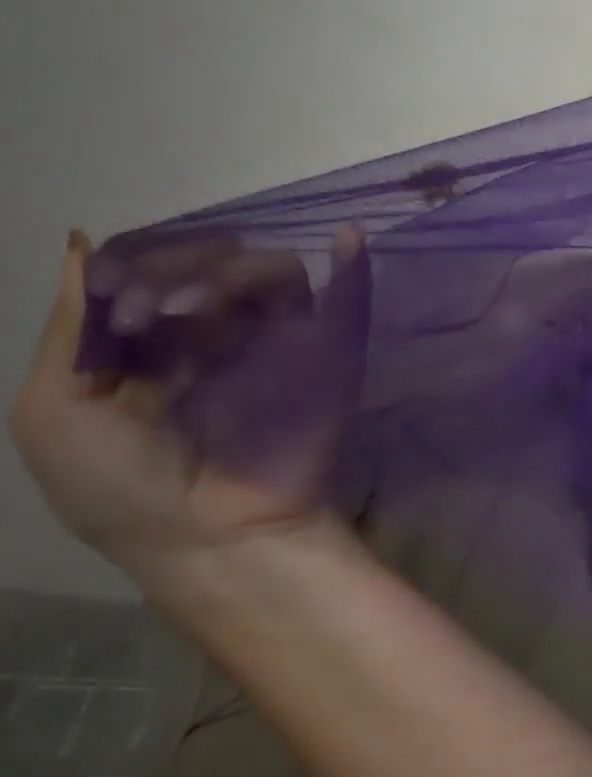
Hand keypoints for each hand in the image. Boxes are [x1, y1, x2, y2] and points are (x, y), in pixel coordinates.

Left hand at [9, 228, 366, 571]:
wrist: (209, 537)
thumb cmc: (120, 487)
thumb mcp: (55, 409)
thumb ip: (71, 327)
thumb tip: (85, 240)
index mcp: (151, 342)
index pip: (150, 268)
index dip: (132, 267)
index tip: (119, 305)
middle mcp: (217, 332)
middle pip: (209, 257)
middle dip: (172, 267)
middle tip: (154, 312)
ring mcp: (278, 341)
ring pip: (269, 270)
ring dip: (227, 272)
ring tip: (193, 309)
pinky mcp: (327, 356)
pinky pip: (342, 301)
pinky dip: (350, 267)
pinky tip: (348, 239)